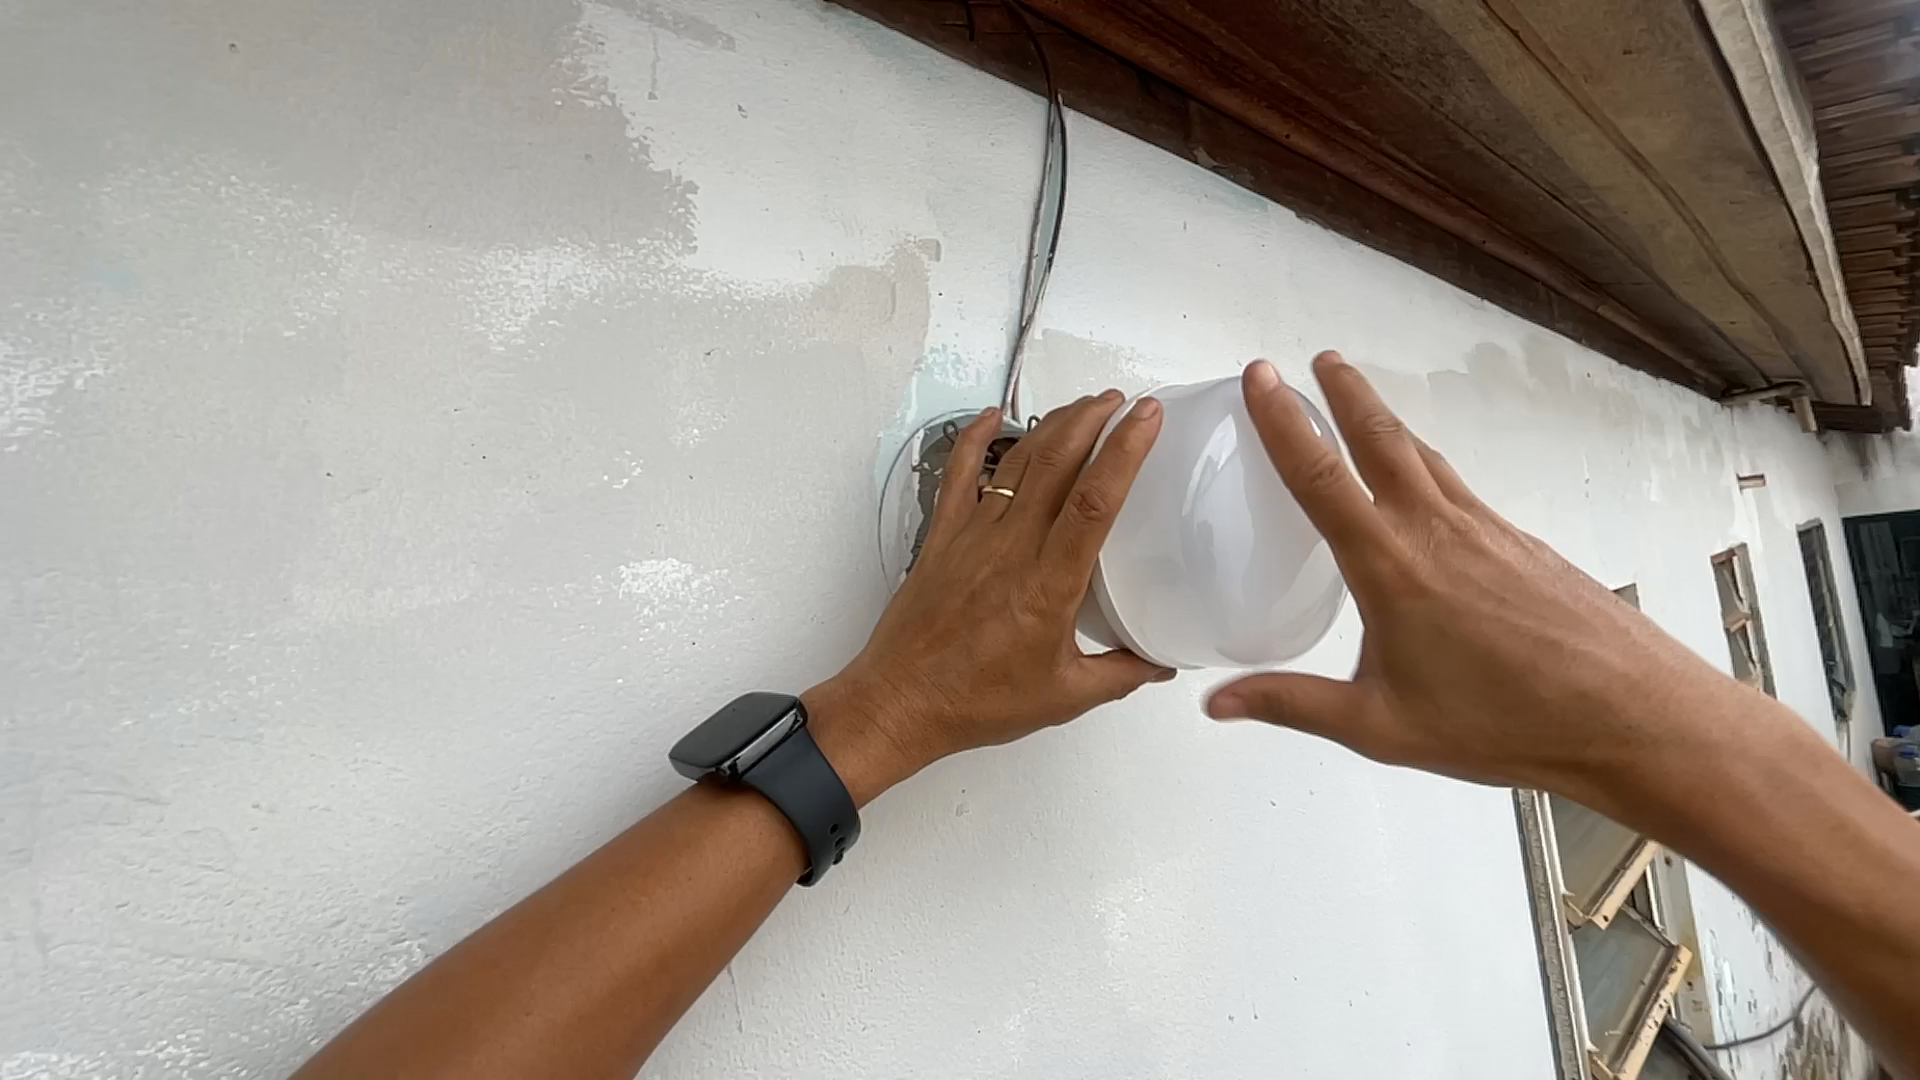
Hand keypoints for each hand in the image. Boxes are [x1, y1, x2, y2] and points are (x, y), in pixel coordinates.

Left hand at [808, 391, 1173, 803]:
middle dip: (1092, 419)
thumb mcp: (1065, 696)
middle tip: (1120, 401)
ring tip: (1082, 407)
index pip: (1094, 501)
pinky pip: (958, 476)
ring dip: (1052, 425)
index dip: (1124, 451)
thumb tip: (1162, 661)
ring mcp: (972, 536)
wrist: (903, 701)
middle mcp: (1011, 548)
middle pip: (1055, 462)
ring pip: (1015, 462)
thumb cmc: (979, 701)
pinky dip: (976, 440)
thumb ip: (1122, 674)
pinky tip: (993, 415)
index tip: (1146, 417)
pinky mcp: (942, 537)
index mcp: (1048, 585)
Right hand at [1207, 353, 1764, 821]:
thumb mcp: (1380, 727)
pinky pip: (1456, 485)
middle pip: (1381, 439)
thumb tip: (1214, 704)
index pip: (1321, 478)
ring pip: (1423, 455)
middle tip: (1318, 359)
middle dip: (1345, 391)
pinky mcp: (1521, 543)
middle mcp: (1437, 530)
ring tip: (1358, 398)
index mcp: (1391, 566)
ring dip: (1384, 419)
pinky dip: (1422, 462)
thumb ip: (1291, 705)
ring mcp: (1486, 530)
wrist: (1646, 724)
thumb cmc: (1505, 726)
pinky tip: (1418, 482)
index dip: (1284, 421)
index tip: (1262, 376)